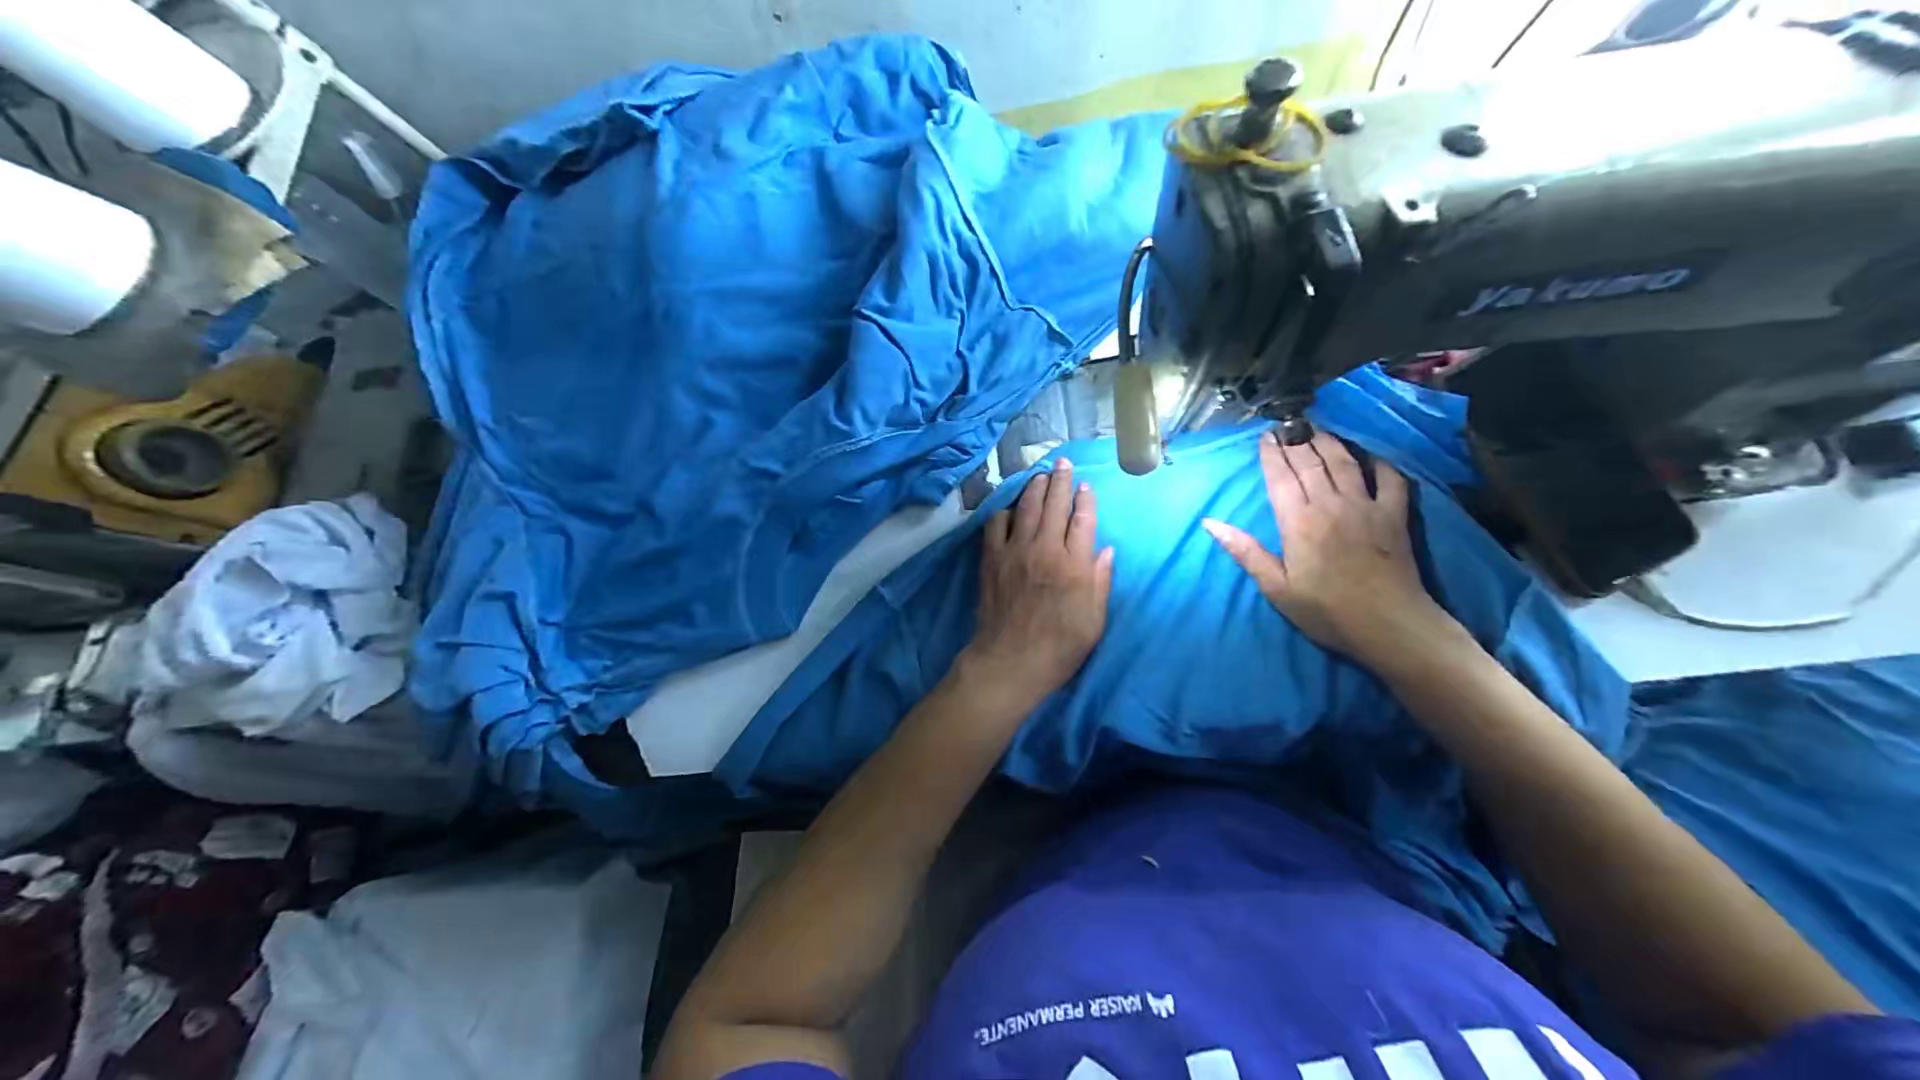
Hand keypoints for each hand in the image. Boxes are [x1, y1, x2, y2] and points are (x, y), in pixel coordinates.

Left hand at [963, 458, 1114, 706]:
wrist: (1009, 662)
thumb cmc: (1059, 648)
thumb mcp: (1094, 622)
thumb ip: (1100, 582)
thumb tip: (1106, 549)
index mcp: (1074, 565)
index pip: (1083, 520)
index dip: (1085, 499)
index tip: (1086, 487)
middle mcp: (1045, 550)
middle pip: (1054, 504)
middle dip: (1061, 480)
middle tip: (1063, 463)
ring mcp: (1014, 552)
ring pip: (1026, 508)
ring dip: (1034, 488)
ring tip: (1041, 475)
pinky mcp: (991, 559)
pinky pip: (996, 525)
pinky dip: (1004, 512)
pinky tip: (1010, 509)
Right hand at [1202, 430, 1455, 667]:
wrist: (1389, 625)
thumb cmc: (1326, 611)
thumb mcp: (1277, 587)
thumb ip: (1245, 551)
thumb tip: (1211, 523)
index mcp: (1299, 522)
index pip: (1281, 478)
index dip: (1271, 455)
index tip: (1264, 436)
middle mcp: (1331, 505)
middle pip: (1310, 464)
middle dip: (1296, 441)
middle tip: (1286, 424)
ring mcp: (1366, 507)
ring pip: (1345, 463)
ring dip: (1329, 442)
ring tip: (1317, 428)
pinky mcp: (1395, 516)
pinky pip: (1391, 479)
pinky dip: (1380, 462)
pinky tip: (1370, 455)